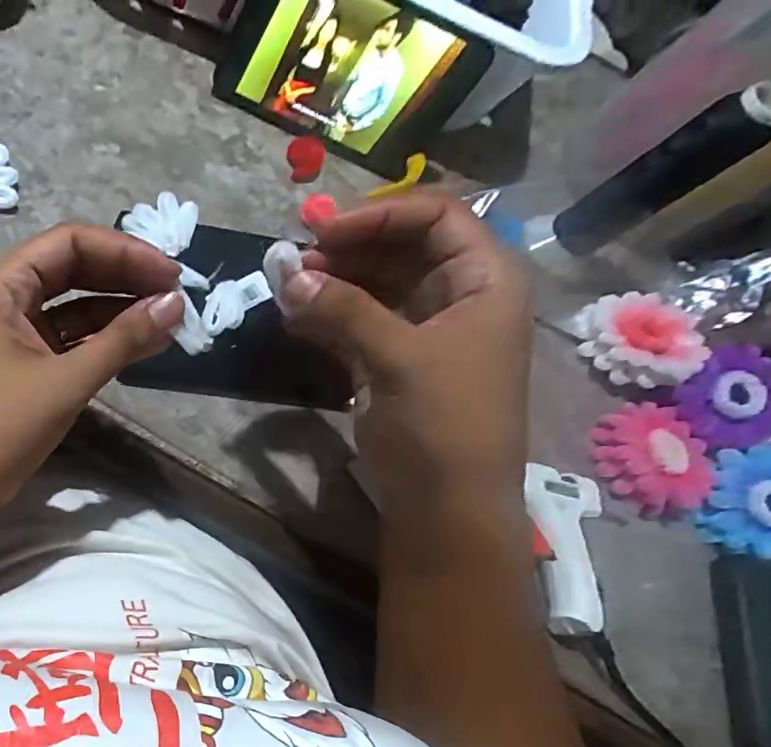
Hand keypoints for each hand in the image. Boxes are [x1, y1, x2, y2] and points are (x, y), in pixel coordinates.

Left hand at [0, 225, 183, 551]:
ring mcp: (17, 334)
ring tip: (170, 318)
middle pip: (73, 269)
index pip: (68, 244)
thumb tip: (176, 304)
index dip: (122, 251)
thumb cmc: (6, 427)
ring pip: (76, 306)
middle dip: (125, 278)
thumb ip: (123, 339)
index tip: (168, 271)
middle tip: (175, 292)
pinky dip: (106, 340)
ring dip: (121, 310)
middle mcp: (6, 301)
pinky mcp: (28, 364)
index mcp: (0, 289)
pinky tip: (146, 343)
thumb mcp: (68, 380)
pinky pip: (72, 339)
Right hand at [279, 191, 533, 508]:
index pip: (435, 218)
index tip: (322, 232)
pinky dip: (328, 320)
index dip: (378, 217)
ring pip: (374, 289)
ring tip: (286, 288)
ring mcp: (423, 332)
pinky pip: (358, 326)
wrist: (446, 505)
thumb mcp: (399, 359)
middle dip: (346, 252)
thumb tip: (289, 275)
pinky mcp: (394, 365)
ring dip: (331, 285)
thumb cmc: (443, 424)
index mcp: (484, 280)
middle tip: (293, 262)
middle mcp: (457, 297)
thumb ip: (345, 311)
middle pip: (399, 251)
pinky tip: (294, 318)